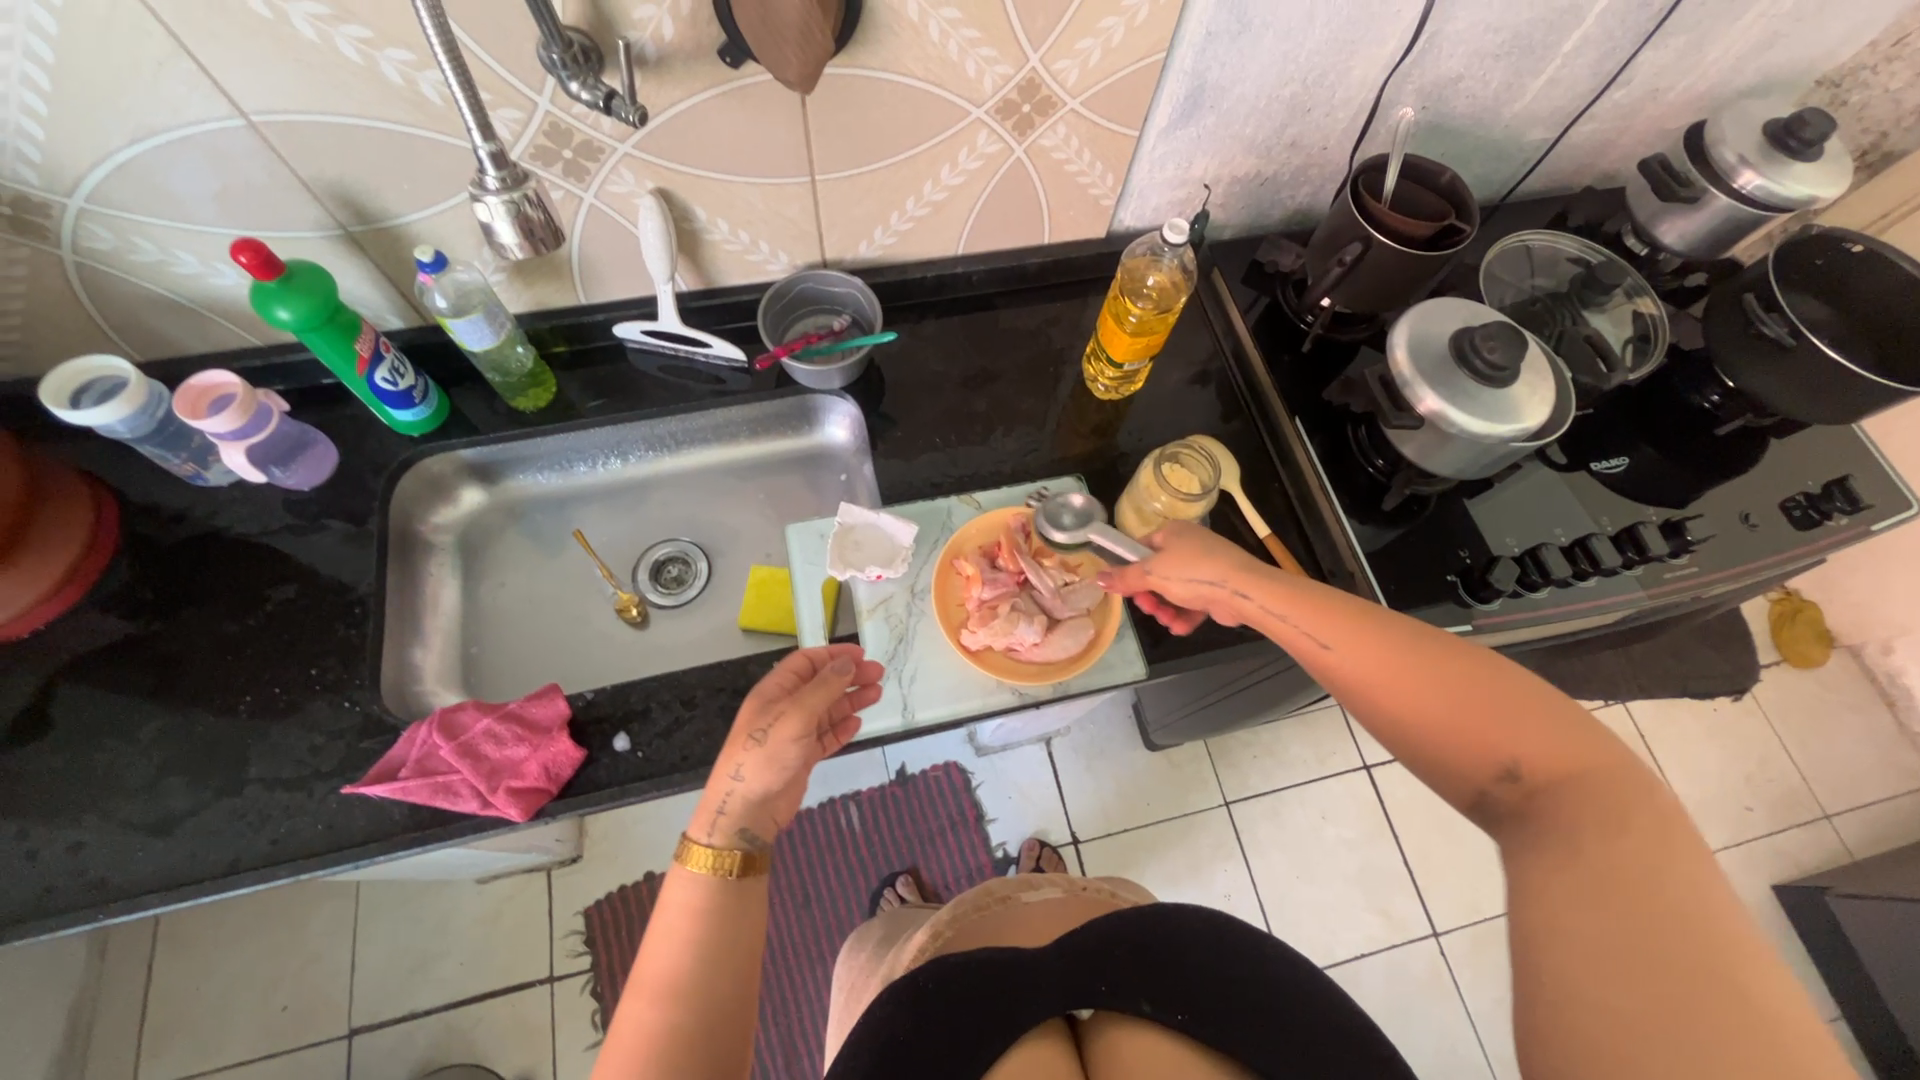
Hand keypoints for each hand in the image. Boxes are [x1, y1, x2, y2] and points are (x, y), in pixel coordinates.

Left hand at [690, 645, 884, 852]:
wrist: (747, 808)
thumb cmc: (766, 753)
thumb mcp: (796, 713)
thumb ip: (824, 687)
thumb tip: (848, 662)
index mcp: (776, 690)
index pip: (807, 662)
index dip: (833, 655)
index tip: (862, 655)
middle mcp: (785, 708)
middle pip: (821, 685)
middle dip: (848, 677)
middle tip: (878, 674)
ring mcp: (793, 734)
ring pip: (827, 711)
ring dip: (850, 701)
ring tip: (877, 694)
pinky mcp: (802, 757)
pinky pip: (826, 737)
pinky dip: (842, 729)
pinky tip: (857, 723)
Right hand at [1097, 520, 1268, 634]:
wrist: (1243, 590)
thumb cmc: (1193, 573)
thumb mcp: (1152, 574)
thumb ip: (1123, 577)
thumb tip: (1096, 577)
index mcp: (1172, 532)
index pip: (1140, 547)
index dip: (1130, 569)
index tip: (1125, 588)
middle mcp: (1188, 546)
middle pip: (1156, 574)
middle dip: (1150, 596)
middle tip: (1148, 608)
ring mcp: (1204, 568)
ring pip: (1173, 592)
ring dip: (1166, 609)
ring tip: (1167, 620)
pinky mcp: (1216, 589)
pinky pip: (1192, 603)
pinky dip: (1184, 615)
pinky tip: (1181, 627)